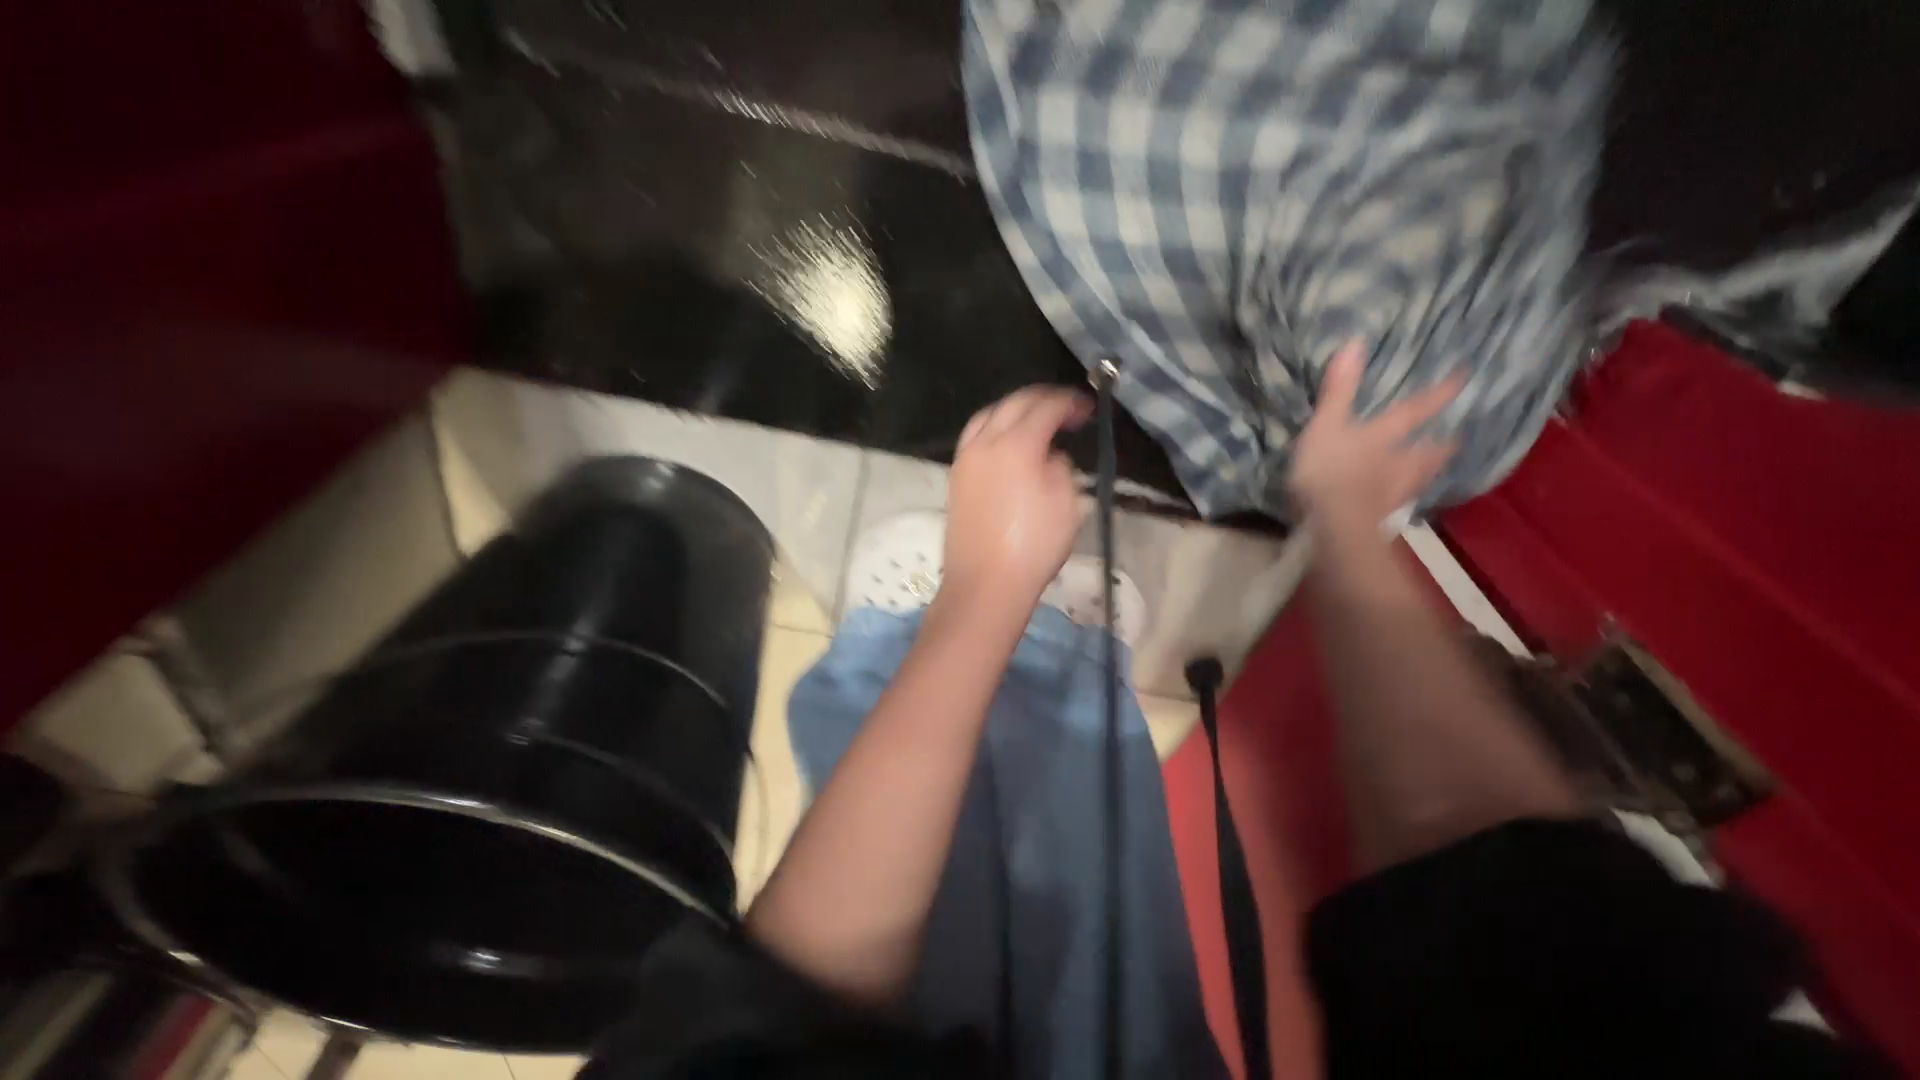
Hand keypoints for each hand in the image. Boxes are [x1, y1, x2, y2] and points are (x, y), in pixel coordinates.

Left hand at [944, 386, 1092, 608]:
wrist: (985, 583)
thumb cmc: (1034, 546)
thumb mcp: (1067, 504)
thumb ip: (1061, 467)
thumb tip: (1049, 457)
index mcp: (1016, 444)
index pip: (1045, 407)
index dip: (1070, 403)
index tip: (1088, 408)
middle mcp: (985, 443)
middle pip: (1013, 403)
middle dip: (1042, 400)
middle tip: (1066, 409)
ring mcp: (965, 459)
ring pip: (988, 416)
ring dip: (1014, 410)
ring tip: (1035, 420)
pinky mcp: (955, 477)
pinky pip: (975, 437)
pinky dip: (995, 428)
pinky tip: (1008, 442)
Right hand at [1290, 341, 1460, 529]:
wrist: (1335, 527)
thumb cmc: (1330, 470)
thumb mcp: (1327, 425)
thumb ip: (1340, 389)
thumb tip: (1356, 341)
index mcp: (1386, 436)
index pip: (1418, 410)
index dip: (1439, 394)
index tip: (1464, 378)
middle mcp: (1399, 463)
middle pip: (1428, 452)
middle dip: (1441, 444)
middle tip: (1455, 439)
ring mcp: (1393, 494)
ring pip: (1418, 479)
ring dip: (1427, 473)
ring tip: (1432, 469)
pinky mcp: (1382, 520)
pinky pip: (1398, 505)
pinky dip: (1401, 500)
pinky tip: (1398, 502)